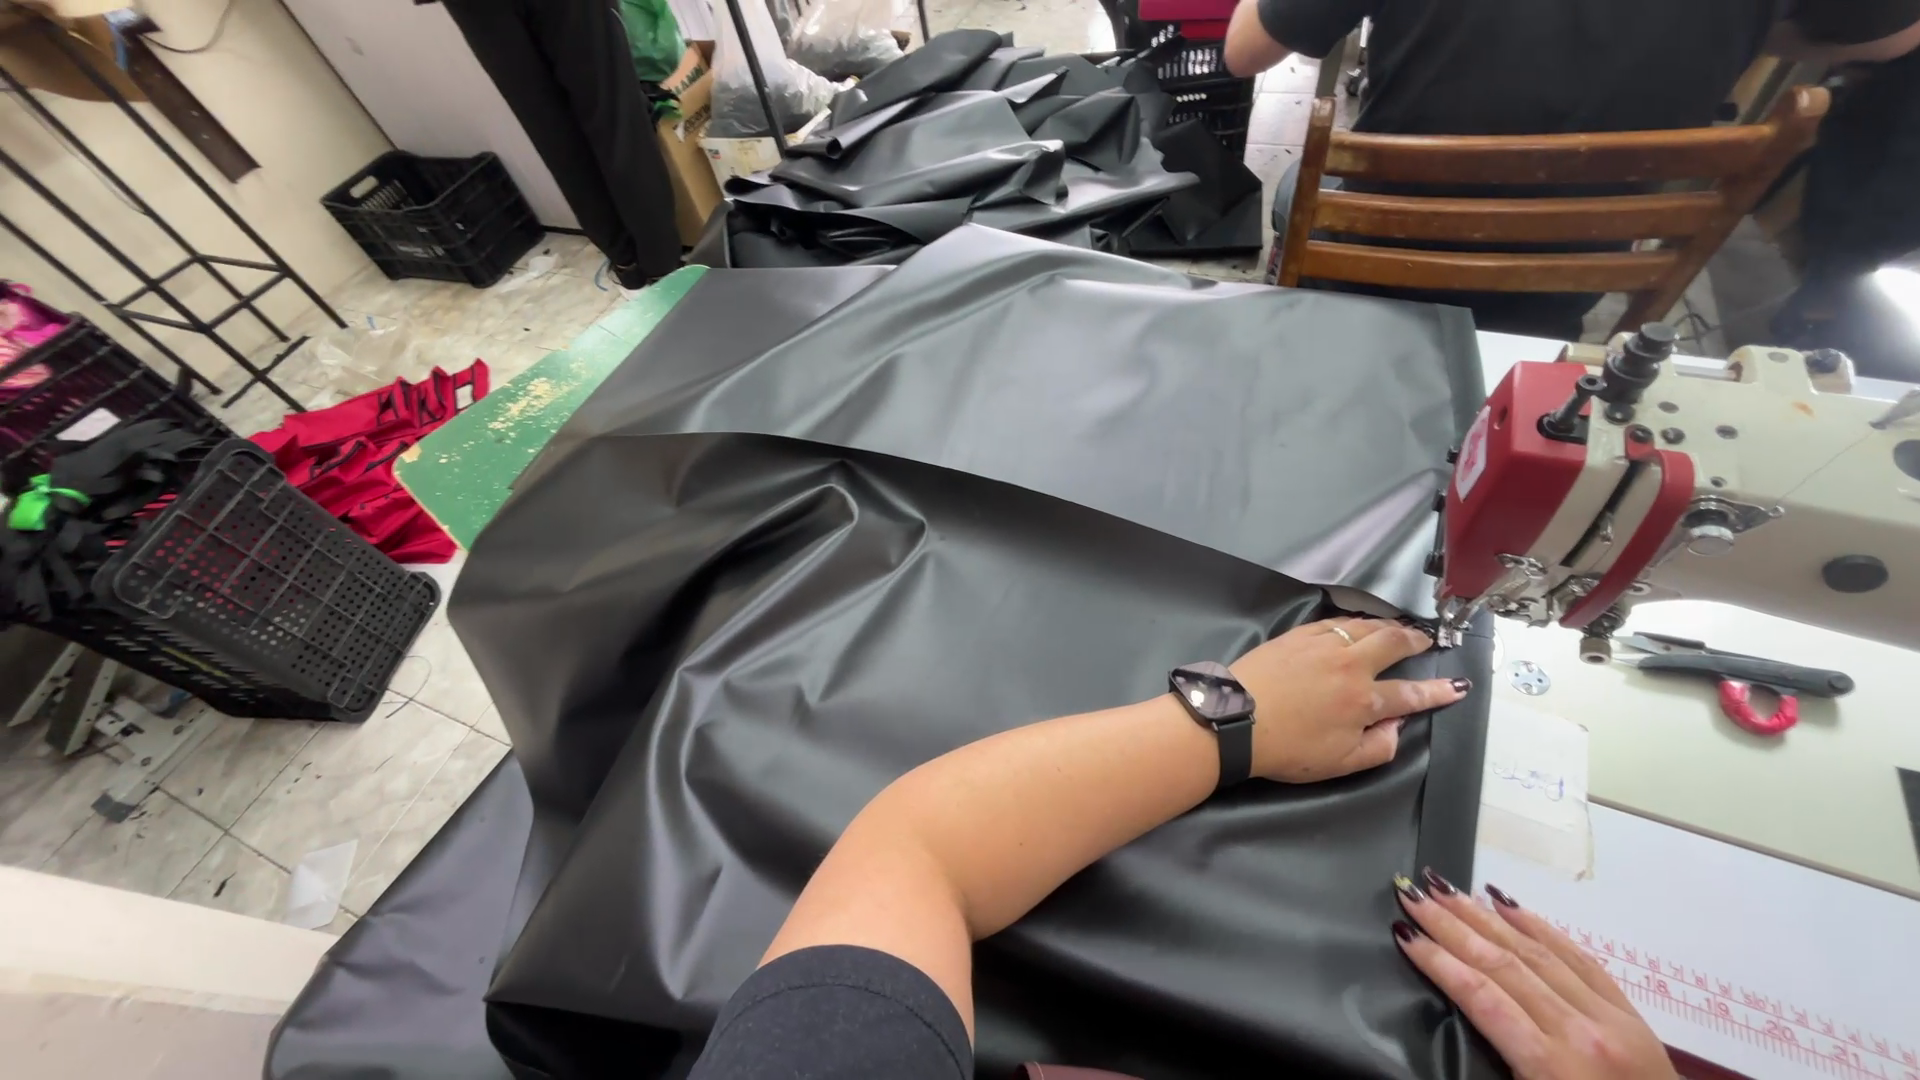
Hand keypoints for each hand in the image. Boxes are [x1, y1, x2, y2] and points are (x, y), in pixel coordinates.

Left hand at [1229, 617, 1467, 782]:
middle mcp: (1350, 666)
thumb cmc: (1287, 748)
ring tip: (1396, 628)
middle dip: (1415, 641)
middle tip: (1426, 640)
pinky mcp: (1296, 636)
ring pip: (1364, 627)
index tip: (1458, 685)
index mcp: (1364, 700)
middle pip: (1392, 643)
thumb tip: (1397, 724)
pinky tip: (1354, 624)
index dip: (1439, 690)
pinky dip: (1351, 621)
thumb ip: (1379, 746)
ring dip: (1386, 626)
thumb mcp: (1342, 763)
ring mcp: (1321, 646)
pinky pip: (1333, 622)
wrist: (1235, 718)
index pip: (1412, 693)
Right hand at [1393, 872, 1679, 1079]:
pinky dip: (1539, 926)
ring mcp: (1609, 1019)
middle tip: (1411, 892)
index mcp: (1551, 1068)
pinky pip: (1579, 957)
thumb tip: (1453, 1012)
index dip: (1437, 961)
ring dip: (1482, 915)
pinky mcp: (1632, 1015)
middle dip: (1449, 924)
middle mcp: (1580, 1033)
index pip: (1480, 997)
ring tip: (1444, 887)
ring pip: (1534, 951)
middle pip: (1501, 963)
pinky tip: (1506, 903)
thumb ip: (1493, 1063)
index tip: (1402, 932)